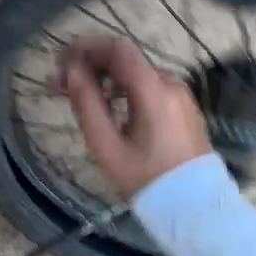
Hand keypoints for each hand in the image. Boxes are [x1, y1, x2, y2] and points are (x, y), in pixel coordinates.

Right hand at [57, 39, 213, 199]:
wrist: (195, 207)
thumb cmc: (144, 177)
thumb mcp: (106, 143)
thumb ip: (86, 102)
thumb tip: (70, 69)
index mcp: (153, 90)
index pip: (117, 49)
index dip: (85, 48)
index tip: (60, 62)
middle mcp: (170, 84)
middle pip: (125, 60)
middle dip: (90, 65)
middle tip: (60, 85)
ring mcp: (179, 96)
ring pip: (135, 74)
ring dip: (104, 78)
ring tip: (78, 98)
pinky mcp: (181, 108)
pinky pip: (148, 87)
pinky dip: (122, 89)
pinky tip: (105, 107)